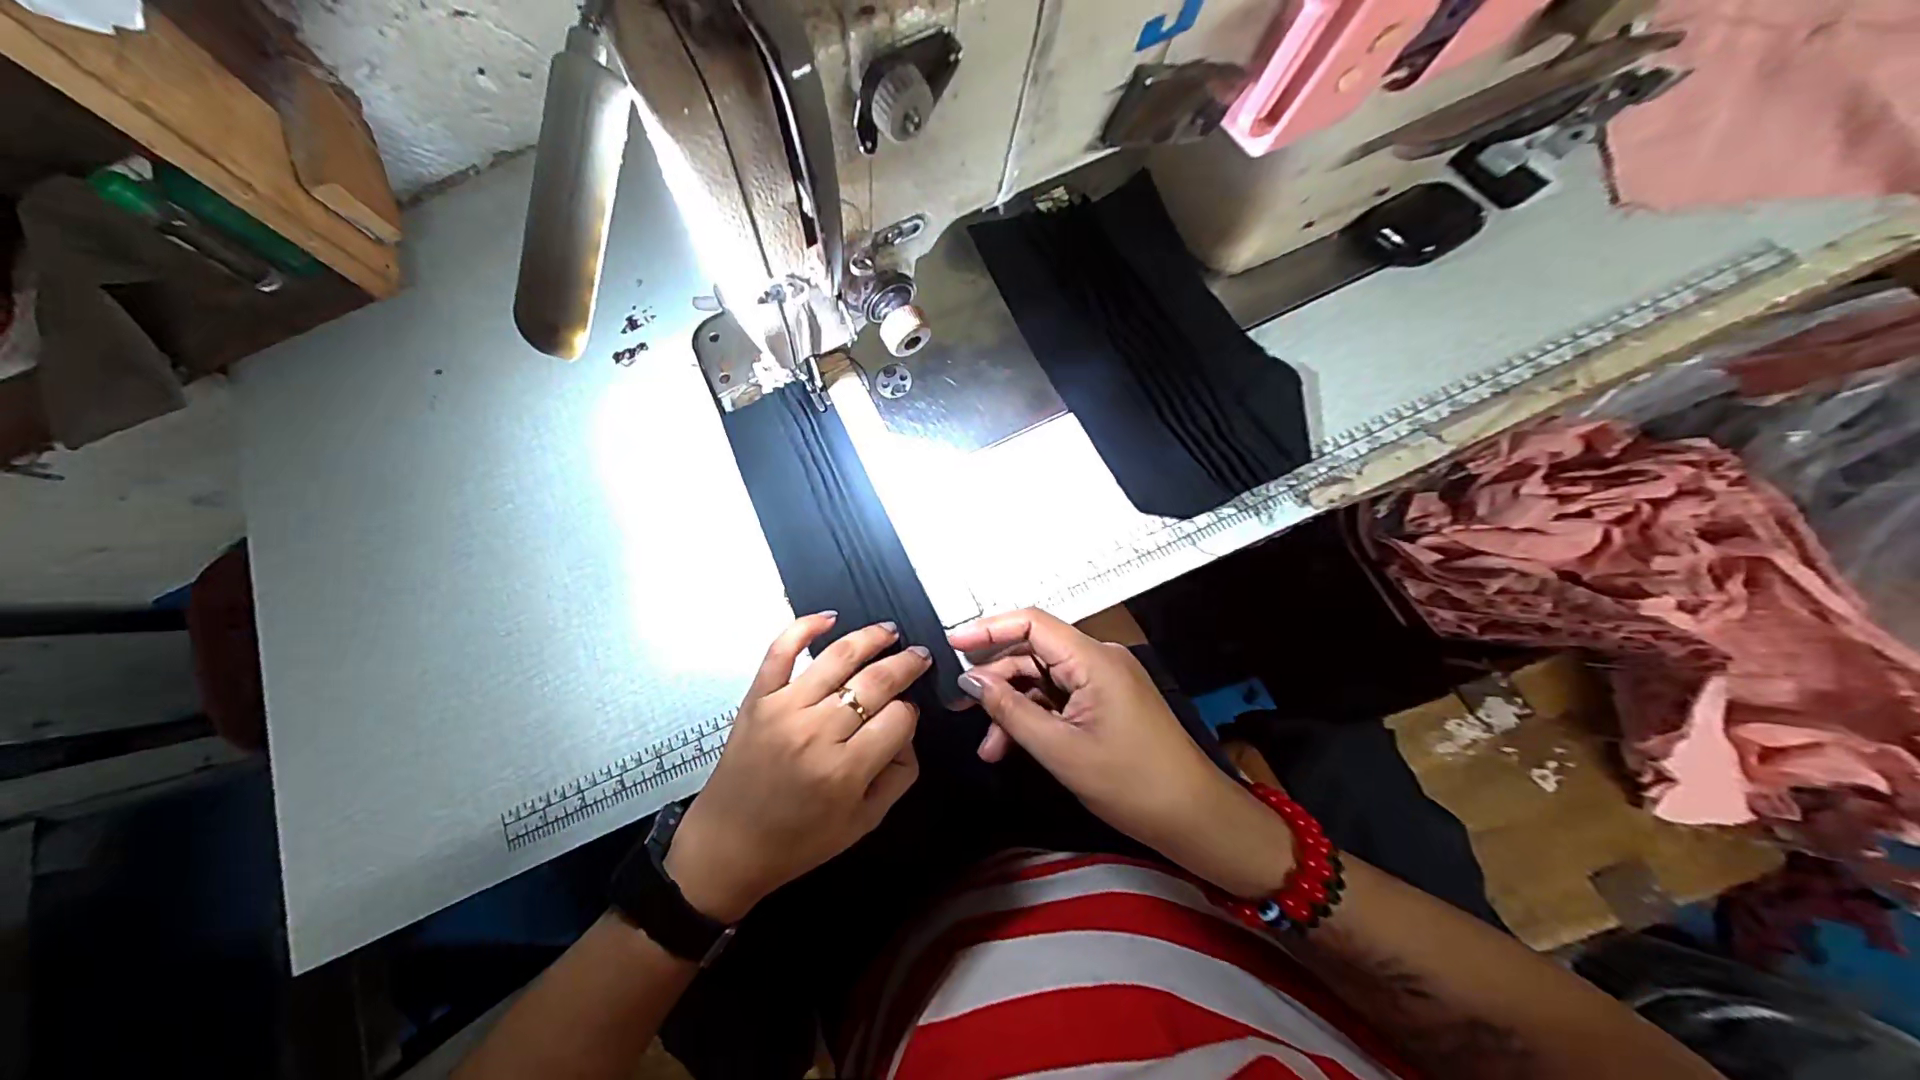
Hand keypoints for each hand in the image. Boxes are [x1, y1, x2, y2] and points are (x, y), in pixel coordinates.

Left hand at [663, 613, 929, 922]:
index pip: (899, 718)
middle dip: (907, 664)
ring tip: (889, 631)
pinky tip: (829, 617)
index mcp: (845, 771)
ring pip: (838, 657)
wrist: (728, 848)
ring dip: (872, 637)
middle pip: (876, 681)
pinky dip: (804, 627)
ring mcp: (784, 709)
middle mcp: (816, 733)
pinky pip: (781, 651)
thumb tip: (908, 728)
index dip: (911, 712)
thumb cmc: (798, 841)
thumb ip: (898, 775)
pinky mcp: (757, 699)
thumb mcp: (864, 822)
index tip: (908, 714)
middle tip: (919, 655)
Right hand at [951, 608, 1295, 898]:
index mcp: (1094, 659)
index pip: (1032, 622)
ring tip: (991, 747)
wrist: (1193, 816)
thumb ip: (1011, 710)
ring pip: (1042, 679)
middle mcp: (1099, 659)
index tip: (953, 643)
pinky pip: (1059, 697)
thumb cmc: (1133, 783)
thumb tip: (972, 681)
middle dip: (996, 681)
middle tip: (962, 709)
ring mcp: (1103, 680)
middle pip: (1033, 652)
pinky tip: (1014, 745)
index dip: (988, 628)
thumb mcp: (1060, 749)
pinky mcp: (1105, 700)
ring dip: (1013, 708)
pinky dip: (1035, 718)